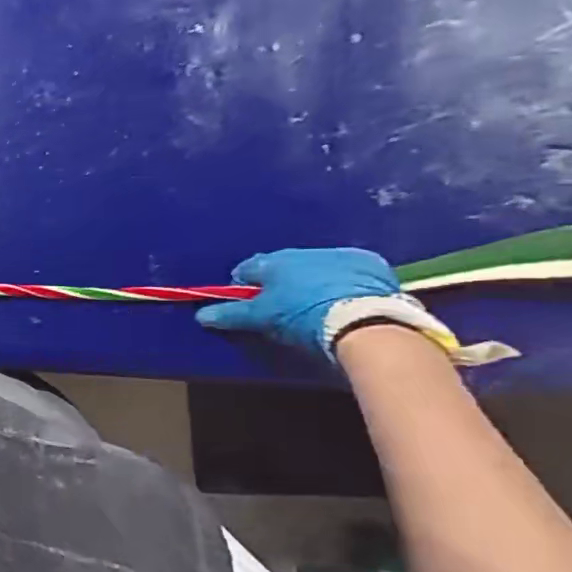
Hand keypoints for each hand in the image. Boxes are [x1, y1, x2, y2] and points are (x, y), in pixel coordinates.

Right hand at [195, 248, 401, 359]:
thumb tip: (201, 315)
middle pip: (281, 266)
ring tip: (313, 306)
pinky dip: (340, 282)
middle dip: (278, 283)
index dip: (242, 287)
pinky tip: (341, 300)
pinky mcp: (371, 264)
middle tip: (279, 309)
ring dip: (309, 281)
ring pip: (313, 267)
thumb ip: (230, 315)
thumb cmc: (301, 317)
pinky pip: (346, 271)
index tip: (245, 305)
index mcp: (273, 261)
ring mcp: (339, 255)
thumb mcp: (260, 319)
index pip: (246, 269)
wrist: (364, 320)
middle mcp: (303, 251)